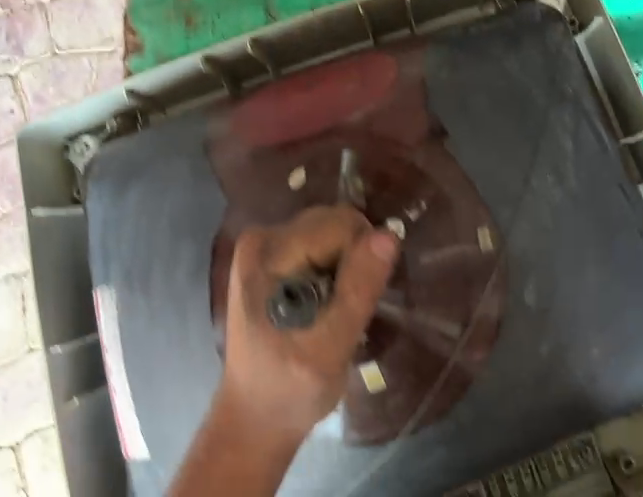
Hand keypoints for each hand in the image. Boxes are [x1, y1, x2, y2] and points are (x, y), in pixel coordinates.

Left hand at [218, 205, 400, 443]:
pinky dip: (335, 269)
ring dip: (347, 265)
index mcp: (267, 254)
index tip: (356, 303)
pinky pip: (322, 243)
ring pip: (333, 230)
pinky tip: (326, 303)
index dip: (363, 259)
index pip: (341, 226)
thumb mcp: (331, 349)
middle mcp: (262, 237)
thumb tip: (388, 235)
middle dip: (354, 260)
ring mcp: (264, 245)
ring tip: (336, 309)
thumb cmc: (290, 390)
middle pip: (336, 222)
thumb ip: (358, 290)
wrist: (254, 419)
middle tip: (347, 309)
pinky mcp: (272, 257)